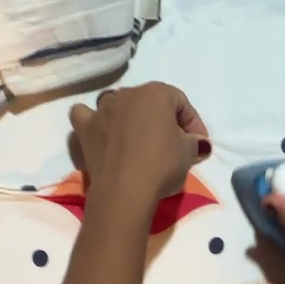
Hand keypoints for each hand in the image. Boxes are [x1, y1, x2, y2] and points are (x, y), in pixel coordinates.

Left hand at [67, 83, 208, 204]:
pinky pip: (85, 114)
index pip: (180, 102)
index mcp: (156, 93)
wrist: (125, 190)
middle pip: (150, 102)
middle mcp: (127, 94)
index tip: (199, 144)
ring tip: (137, 139)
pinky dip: (93, 120)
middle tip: (172, 144)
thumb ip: (194, 142)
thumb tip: (197, 141)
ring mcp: (103, 109)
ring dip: (128, 116)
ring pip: (117, 104)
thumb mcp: (188, 153)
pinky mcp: (85, 127)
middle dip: (163, 120)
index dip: (193, 122)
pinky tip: (100, 129)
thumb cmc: (162, 166)